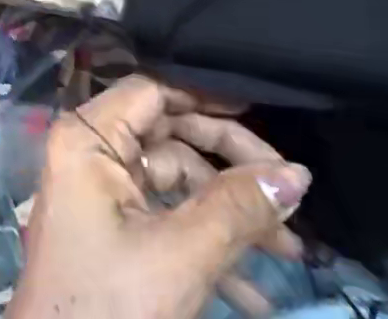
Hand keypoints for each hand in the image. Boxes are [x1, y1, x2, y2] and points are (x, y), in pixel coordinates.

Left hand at [7, 75, 311, 318]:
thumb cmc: (110, 308)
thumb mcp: (180, 256)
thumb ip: (239, 209)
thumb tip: (298, 174)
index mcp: (90, 138)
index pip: (155, 91)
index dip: (207, 97)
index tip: (260, 111)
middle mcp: (92, 153)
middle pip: (172, 135)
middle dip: (232, 168)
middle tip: (288, 191)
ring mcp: (101, 193)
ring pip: (177, 182)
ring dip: (231, 215)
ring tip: (290, 249)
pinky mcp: (113, 232)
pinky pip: (166, 218)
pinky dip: (207, 244)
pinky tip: (255, 292)